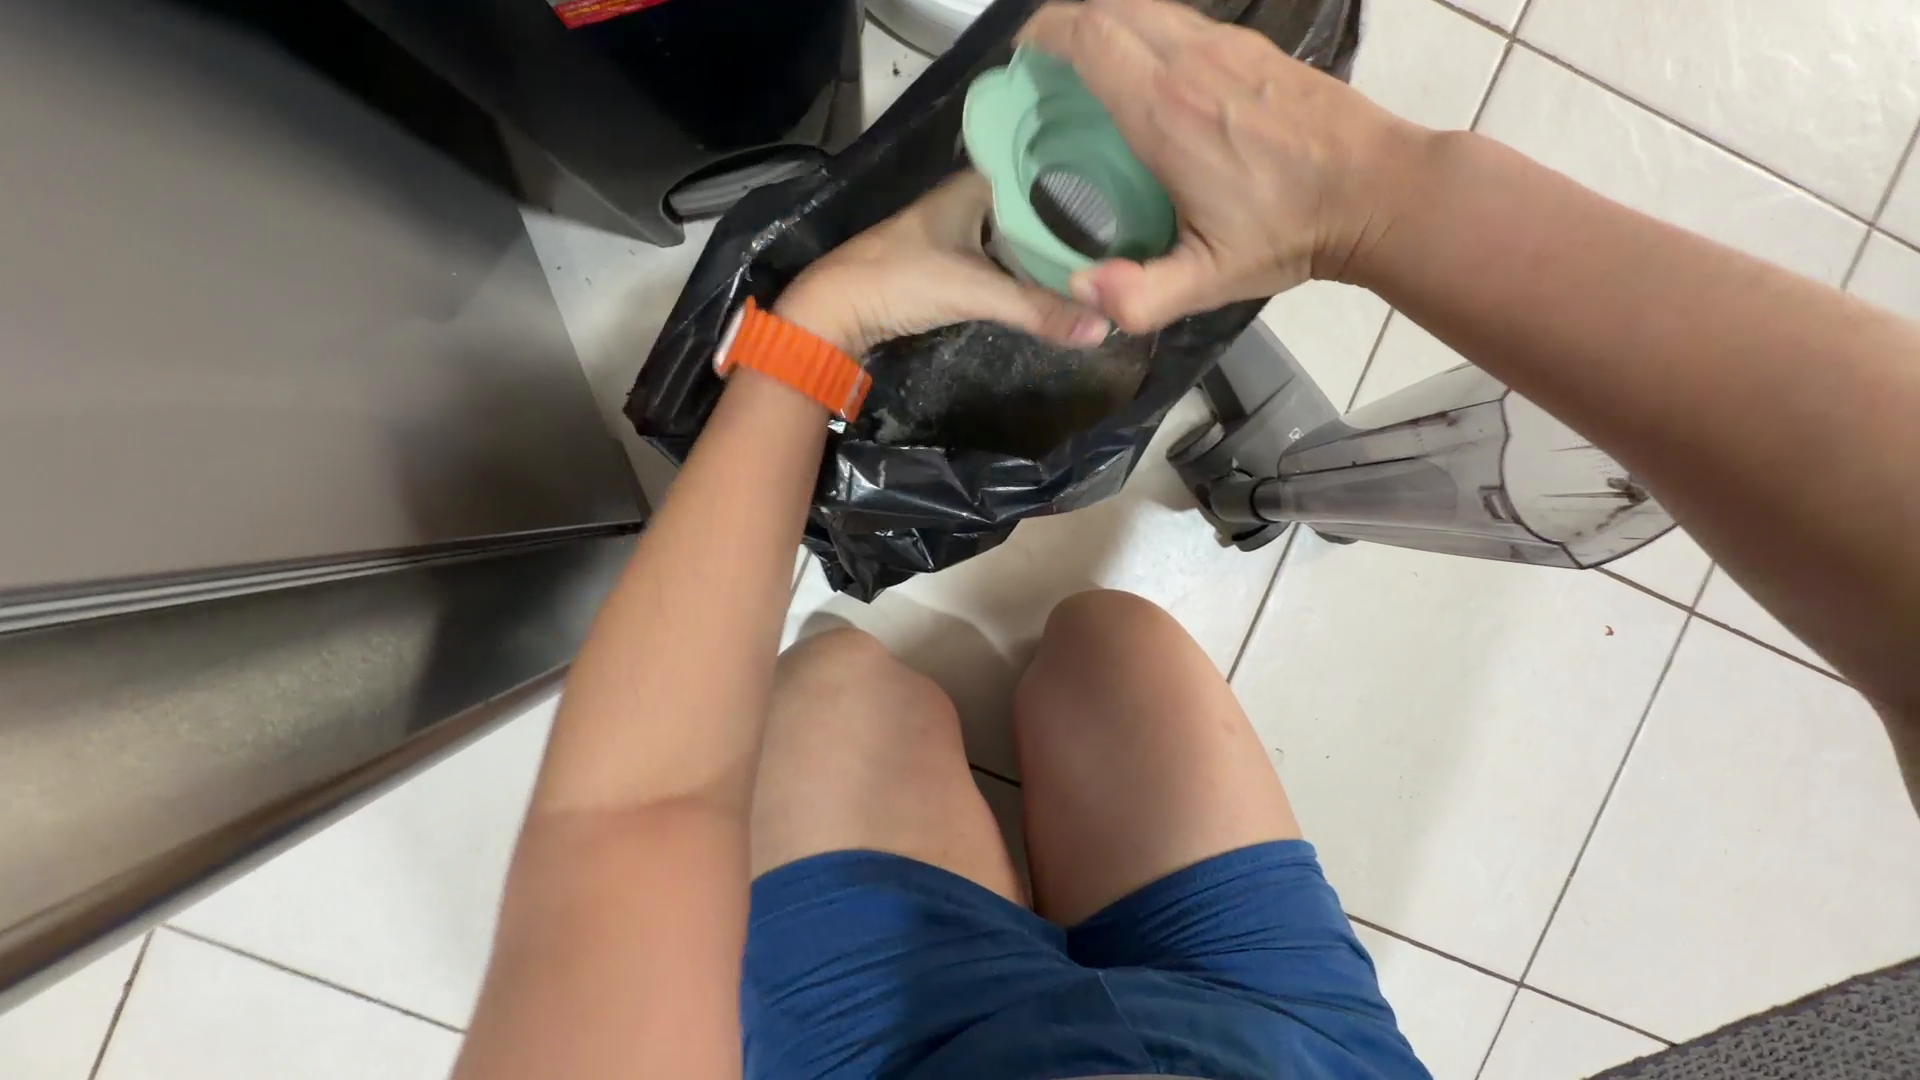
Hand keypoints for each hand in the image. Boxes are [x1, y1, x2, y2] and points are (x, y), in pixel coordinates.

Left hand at [774, 170, 1110, 355]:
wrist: (838, 309)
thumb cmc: (901, 280)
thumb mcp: (974, 291)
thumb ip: (1037, 310)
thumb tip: (1103, 329)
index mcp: (977, 185)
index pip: (1045, 176)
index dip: (1086, 191)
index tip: (1128, 206)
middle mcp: (971, 200)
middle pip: (1036, 209)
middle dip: (1073, 228)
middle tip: (1124, 244)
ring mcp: (960, 232)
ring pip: (1019, 237)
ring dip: (1050, 253)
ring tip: (1101, 265)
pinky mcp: (952, 264)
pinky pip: (1003, 261)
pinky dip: (1027, 273)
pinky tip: (1054, 284)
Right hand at [1019, 0, 1427, 332]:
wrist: (1376, 191)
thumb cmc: (1288, 235)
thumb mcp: (1207, 283)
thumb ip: (1139, 296)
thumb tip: (1076, 290)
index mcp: (1167, 112)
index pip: (1089, 38)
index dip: (1044, 36)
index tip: (1021, 62)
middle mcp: (1192, 62)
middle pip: (1110, 9)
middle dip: (1064, 25)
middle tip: (1042, 67)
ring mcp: (1227, 46)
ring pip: (1145, 7)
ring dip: (1103, 25)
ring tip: (1081, 68)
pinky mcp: (1253, 47)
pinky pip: (1179, 20)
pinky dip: (1142, 31)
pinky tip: (1141, 73)